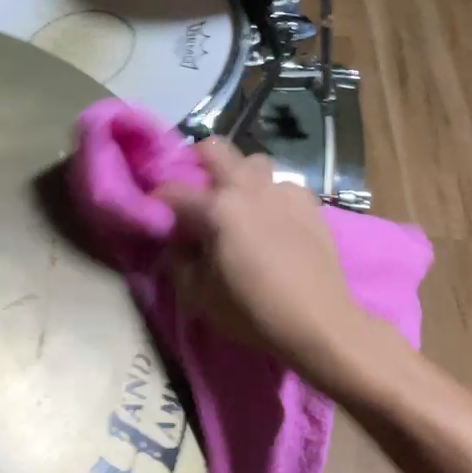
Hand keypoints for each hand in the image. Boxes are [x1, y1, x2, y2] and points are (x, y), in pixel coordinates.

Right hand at [155, 139, 366, 366]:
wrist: (319, 324)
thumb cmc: (252, 312)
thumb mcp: (197, 294)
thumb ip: (179, 259)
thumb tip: (178, 240)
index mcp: (217, 208)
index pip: (171, 190)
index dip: (155, 201)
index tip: (152, 215)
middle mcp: (249, 188)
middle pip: (215, 149)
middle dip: (196, 162)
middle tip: (192, 190)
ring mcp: (284, 192)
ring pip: (254, 162)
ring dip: (238, 175)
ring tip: (236, 203)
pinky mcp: (310, 204)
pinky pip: (282, 185)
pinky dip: (269, 194)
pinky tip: (270, 220)